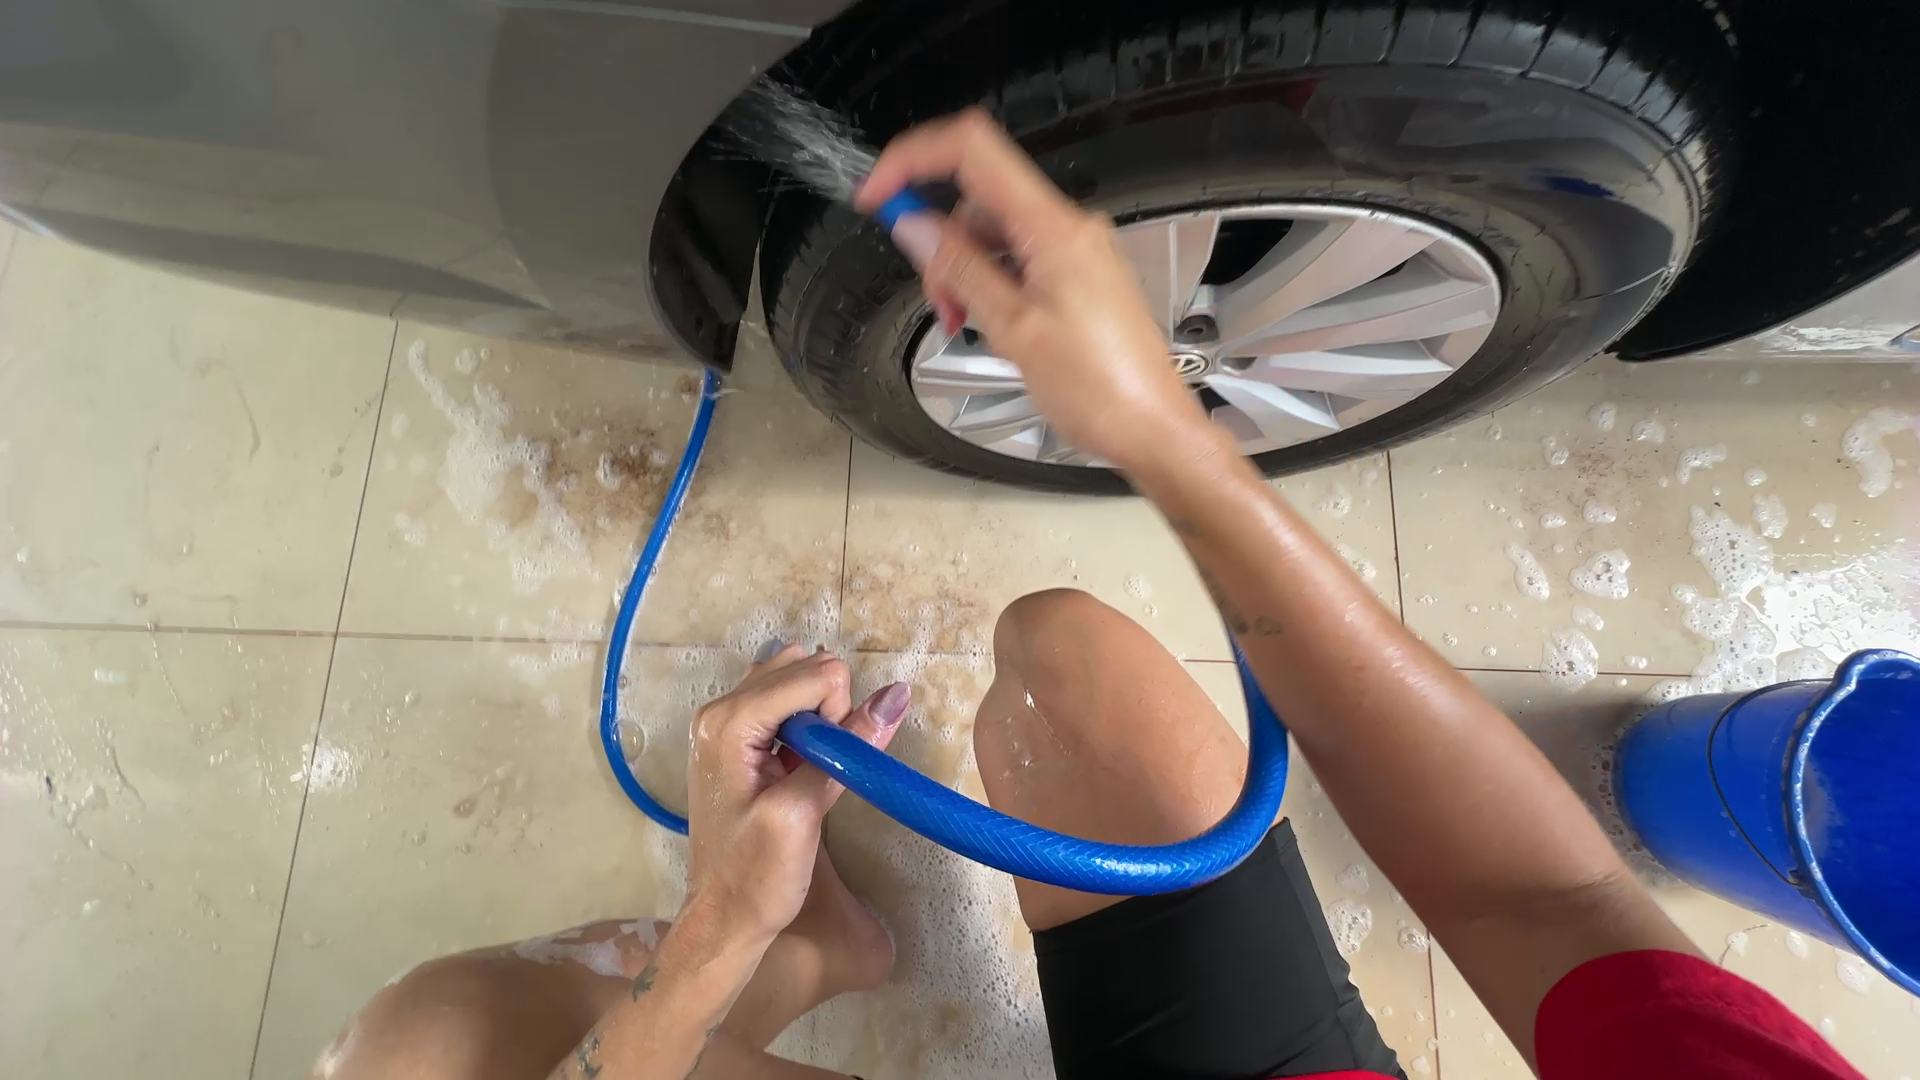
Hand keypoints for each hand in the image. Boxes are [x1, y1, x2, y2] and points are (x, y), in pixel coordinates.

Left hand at [684, 645, 909, 943]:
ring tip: (808, 764)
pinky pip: (788, 696)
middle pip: (806, 667)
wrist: (725, 918)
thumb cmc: (757, 875)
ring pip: (799, 677)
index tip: (827, 763)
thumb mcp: (803, 812)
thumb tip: (897, 694)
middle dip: (828, 709)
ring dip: (820, 713)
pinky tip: (801, 758)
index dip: (838, 715)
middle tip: (817, 766)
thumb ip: (847, 749)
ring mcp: (727, 717)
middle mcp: (721, 707)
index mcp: (729, 721)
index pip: (814, 675)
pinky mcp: (739, 731)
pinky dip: (808, 719)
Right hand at [857, 108, 1213, 471]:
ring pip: (996, 239)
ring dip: (965, 275)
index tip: (879, 194)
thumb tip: (917, 228)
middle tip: (938, 302)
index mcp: (1055, 230)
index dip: (914, 163)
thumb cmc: (1103, 390)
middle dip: (942, 247)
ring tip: (965, 325)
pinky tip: (991, 327)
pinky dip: (992, 289)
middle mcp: (1070, 231)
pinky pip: (1021, 264)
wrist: (1150, 428)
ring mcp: (1076, 255)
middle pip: (978, 204)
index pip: (972, 152)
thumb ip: (962, 271)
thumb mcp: (1015, 330)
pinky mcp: (1078, 280)